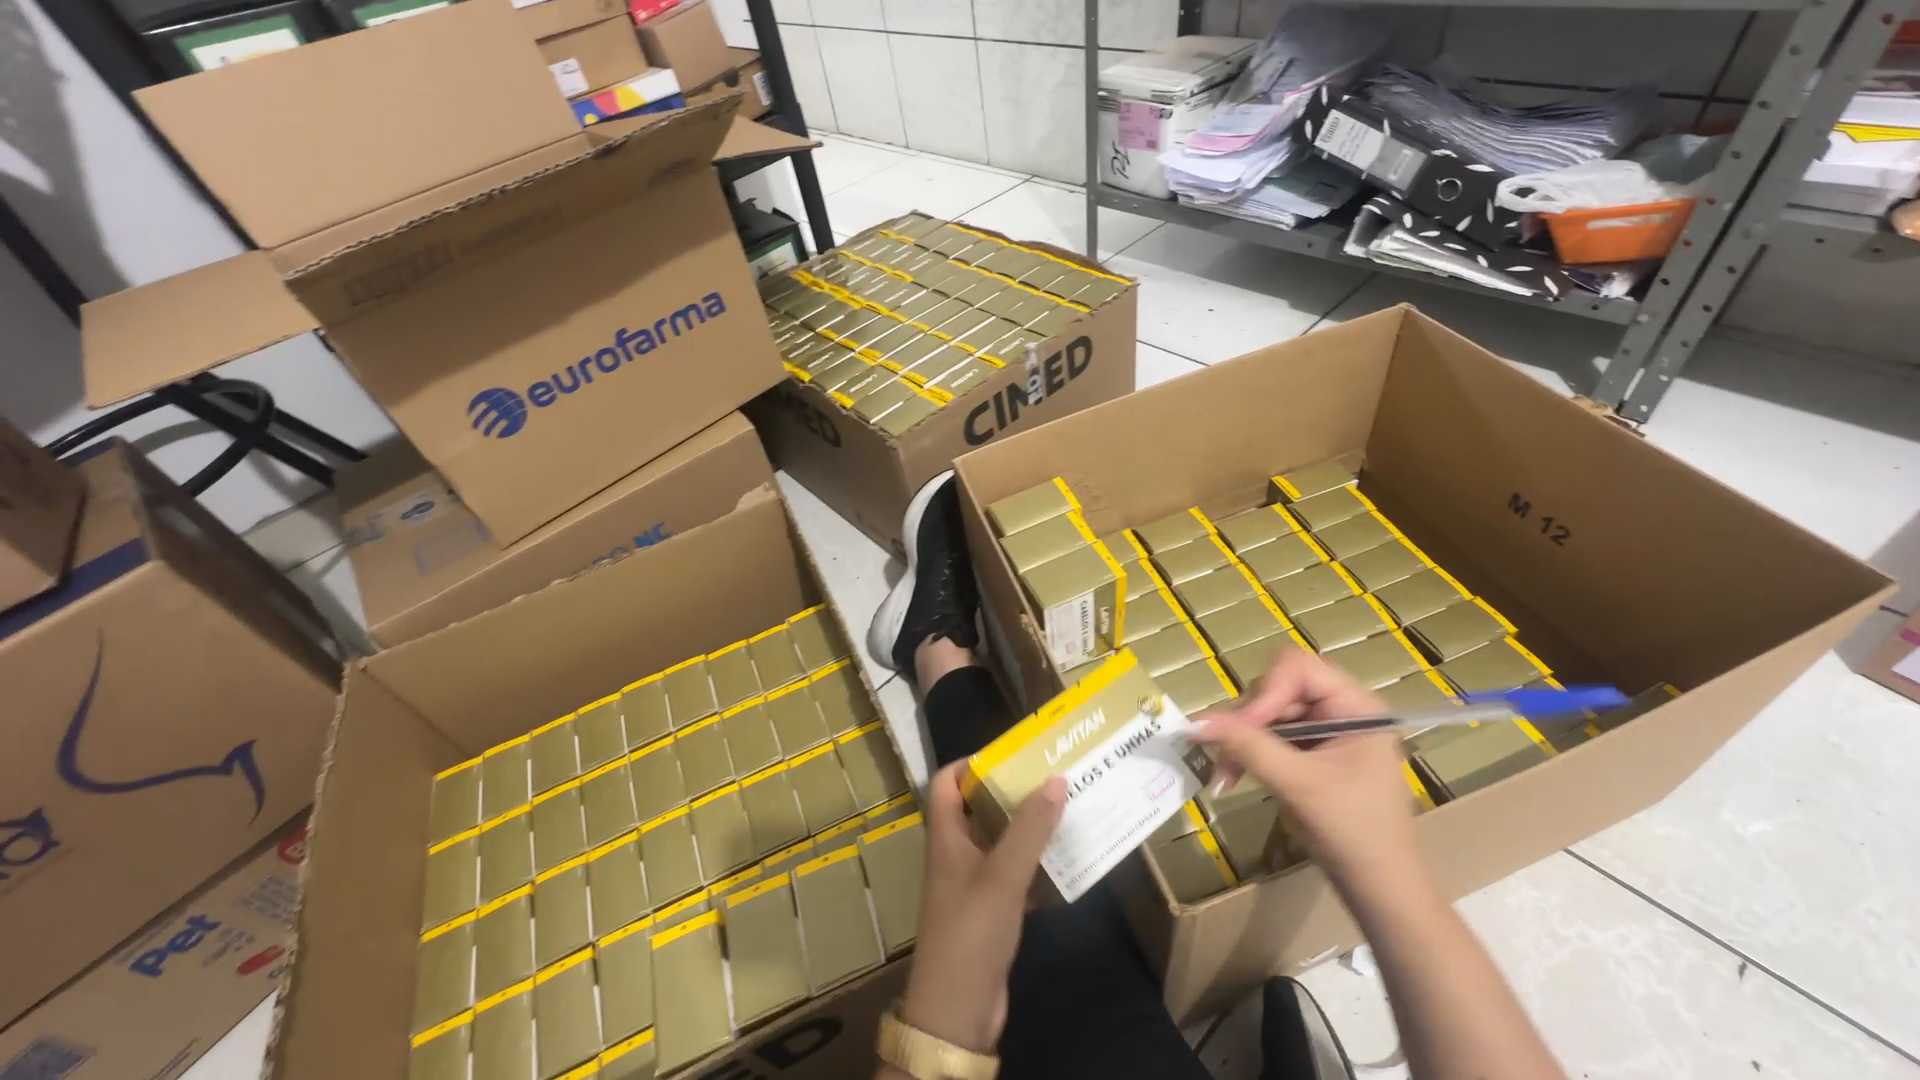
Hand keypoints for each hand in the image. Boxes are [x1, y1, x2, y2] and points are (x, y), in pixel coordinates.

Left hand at [898, 763, 1065, 1053]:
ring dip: (1029, 828)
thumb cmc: (971, 931)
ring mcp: (973, 884)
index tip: (1013, 752)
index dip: (971, 762)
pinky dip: (1037, 866)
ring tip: (1069, 809)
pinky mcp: (991, 912)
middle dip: (1012, 792)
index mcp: (945, 836)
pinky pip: (1015, 876)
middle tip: (1054, 776)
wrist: (957, 1010)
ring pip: (1001, 843)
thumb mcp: (1002, 875)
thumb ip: (1029, 829)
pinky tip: (1068, 860)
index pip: (947, 782)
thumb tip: (1056, 778)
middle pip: (979, 809)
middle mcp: (956, 854)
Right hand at [1190, 647, 1418, 890]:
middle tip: (1222, 755)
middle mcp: (1341, 709)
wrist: (1377, 887)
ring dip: (1241, 739)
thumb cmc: (1352, 831)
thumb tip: (1195, 723)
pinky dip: (1247, 752)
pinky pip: (1268, 736)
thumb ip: (1249, 748)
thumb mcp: (1298, 785)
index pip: (1298, 669)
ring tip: (1224, 775)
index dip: (1264, 692)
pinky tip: (1232, 775)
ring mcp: (1324, 731)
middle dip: (1247, 720)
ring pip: (1266, 713)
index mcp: (1356, 706)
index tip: (1239, 729)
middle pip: (1277, 688)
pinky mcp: (1309, 753)